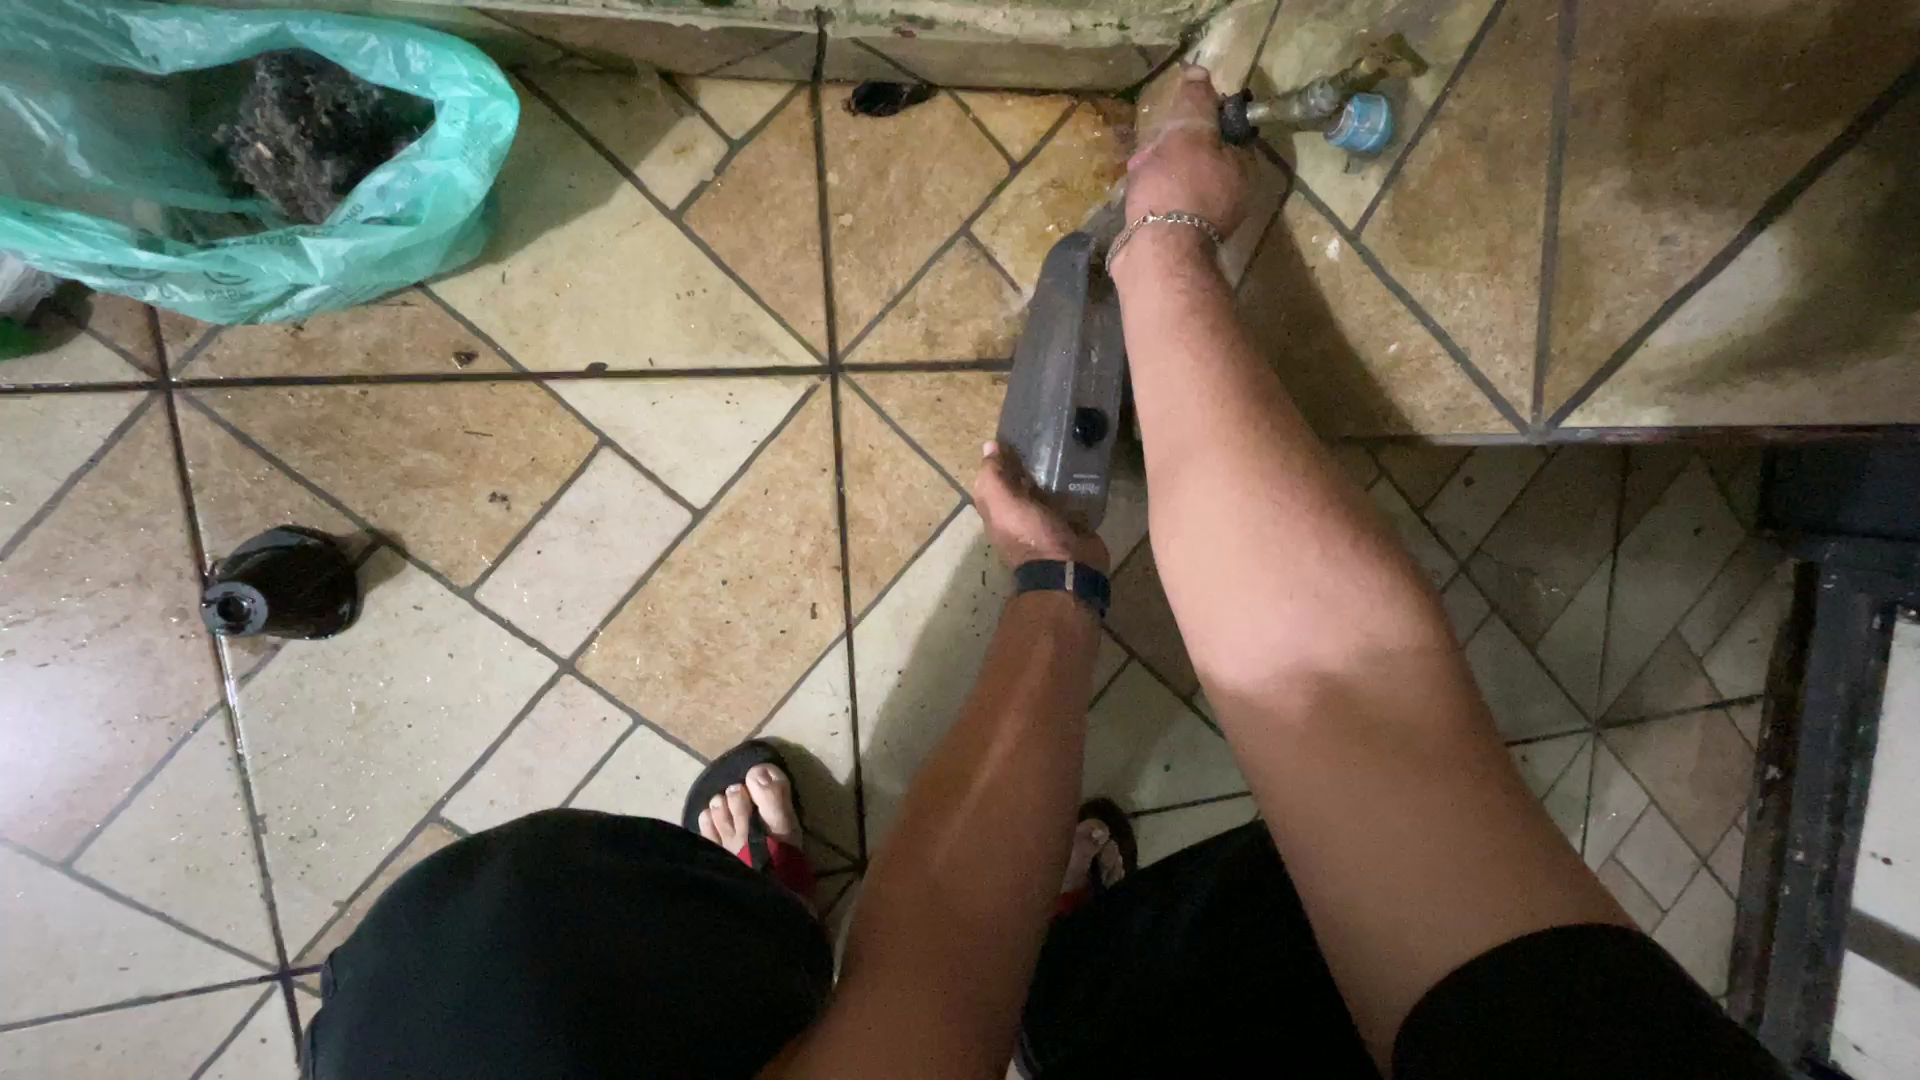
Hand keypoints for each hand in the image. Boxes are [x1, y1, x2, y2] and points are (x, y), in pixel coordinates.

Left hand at [973, 442, 1110, 572]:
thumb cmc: (1030, 534)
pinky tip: (1085, 464)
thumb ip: (992, 477)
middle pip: (1025, 481)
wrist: (1068, 566)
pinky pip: (1074, 497)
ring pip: (1051, 487)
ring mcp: (1050, 519)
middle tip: (1048, 434)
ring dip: (1057, 470)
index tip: (1018, 434)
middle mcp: (1023, 515)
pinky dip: (1077, 484)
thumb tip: (989, 446)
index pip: (997, 479)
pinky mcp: (1075, 521)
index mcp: (1001, 512)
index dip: (1003, 458)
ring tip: (1068, 442)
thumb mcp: (1001, 504)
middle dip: (1033, 461)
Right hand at [1124, 64, 1248, 237]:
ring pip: (1179, 182)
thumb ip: (1196, 100)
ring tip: (1135, 174)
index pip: (1225, 130)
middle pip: (1200, 157)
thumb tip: (1198, 72)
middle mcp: (1230, 195)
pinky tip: (1135, 199)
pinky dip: (1151, 199)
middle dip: (1171, 149)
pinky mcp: (1179, 240)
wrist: (1156, 252)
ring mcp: (1204, 221)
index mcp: (1242, 167)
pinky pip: (1165, 207)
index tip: (1173, 120)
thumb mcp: (1188, 133)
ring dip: (1156, 173)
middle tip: (1148, 151)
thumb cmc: (1175, 188)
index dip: (1198, 119)